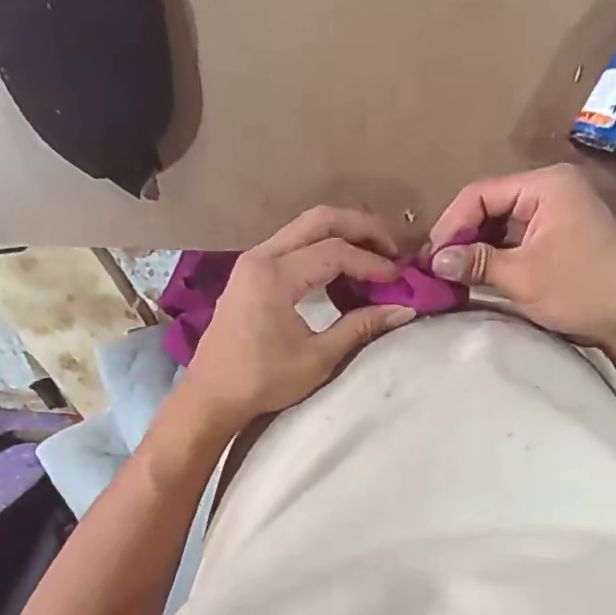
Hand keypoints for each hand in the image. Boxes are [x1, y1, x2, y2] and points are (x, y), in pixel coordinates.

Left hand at [179, 207, 417, 426]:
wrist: (211, 394)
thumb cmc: (261, 380)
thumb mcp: (317, 358)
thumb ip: (359, 327)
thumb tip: (404, 309)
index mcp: (273, 276)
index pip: (335, 251)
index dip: (372, 263)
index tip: (399, 279)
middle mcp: (260, 257)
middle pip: (319, 220)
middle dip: (362, 228)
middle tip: (393, 248)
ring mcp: (251, 261)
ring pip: (304, 227)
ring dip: (341, 234)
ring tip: (374, 256)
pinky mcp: (248, 272)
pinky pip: (291, 244)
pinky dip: (320, 247)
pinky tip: (342, 269)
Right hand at [426, 165, 615, 348]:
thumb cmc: (580, 291)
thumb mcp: (521, 277)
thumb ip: (475, 263)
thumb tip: (434, 261)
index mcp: (546, 185)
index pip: (480, 194)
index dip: (450, 225)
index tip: (431, 259)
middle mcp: (550, 189)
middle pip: (488, 205)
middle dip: (460, 236)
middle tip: (437, 268)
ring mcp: (556, 211)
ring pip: (498, 222)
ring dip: (474, 247)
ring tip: (451, 273)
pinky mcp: (557, 233)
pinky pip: (513, 236)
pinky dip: (492, 254)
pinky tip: (476, 274)